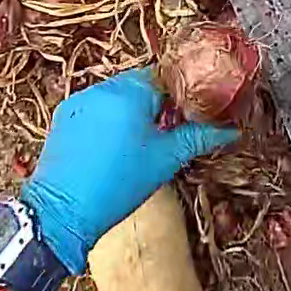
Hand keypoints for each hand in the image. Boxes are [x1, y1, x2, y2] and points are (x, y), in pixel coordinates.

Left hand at [20, 67, 238, 272]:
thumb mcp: (167, 159)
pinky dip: (109, 118)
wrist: (61, 214)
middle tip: (166, 131)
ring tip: (140, 141)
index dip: (180, 96)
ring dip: (132, 110)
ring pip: (118, 95)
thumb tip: (230, 131)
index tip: (186, 116)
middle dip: (156, 104)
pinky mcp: (65, 116)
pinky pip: (96, 107)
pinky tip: (114, 145)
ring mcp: (81, 101)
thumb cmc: (118, 184)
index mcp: (131, 92)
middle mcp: (103, 89)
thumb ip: (199, 137)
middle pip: (141, 84)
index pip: (166, 77)